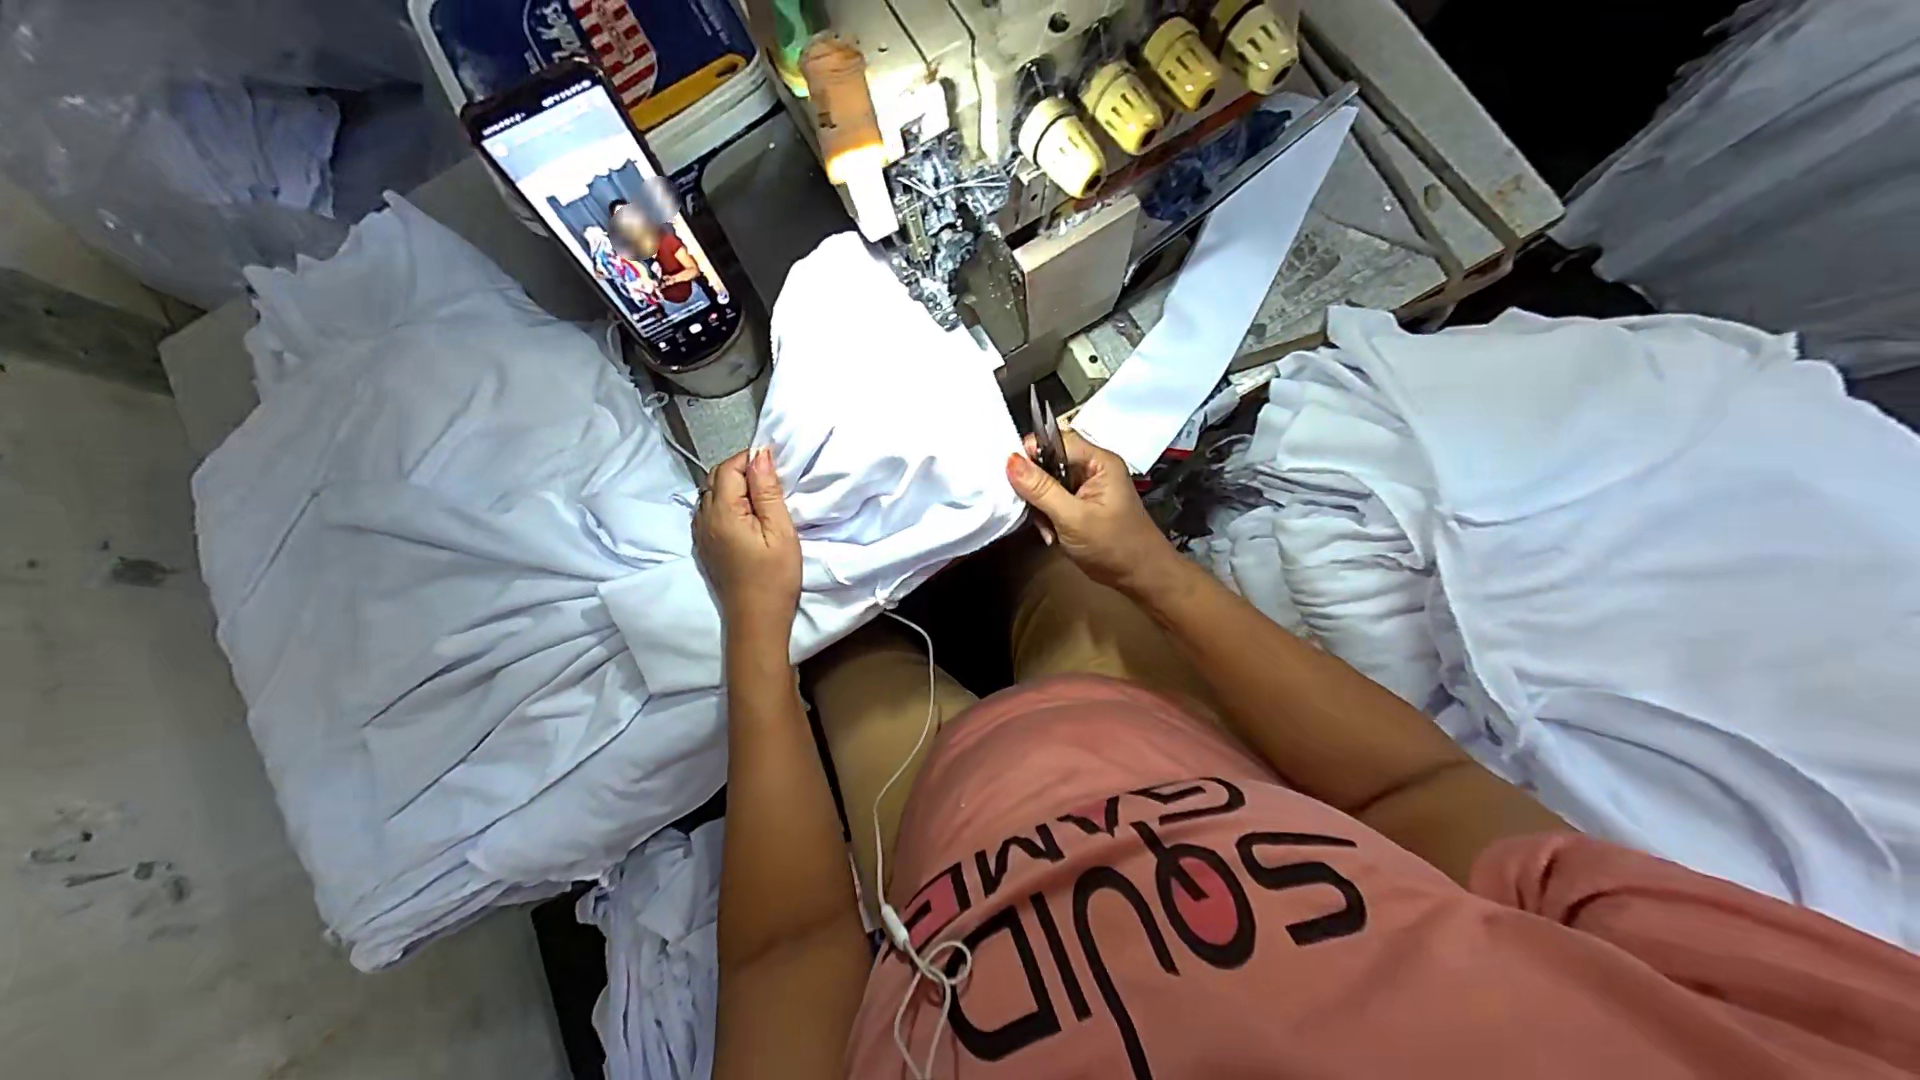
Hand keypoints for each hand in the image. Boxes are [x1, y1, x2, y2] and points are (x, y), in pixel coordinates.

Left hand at [696, 447, 801, 636]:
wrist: (757, 619)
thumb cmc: (775, 576)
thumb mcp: (780, 531)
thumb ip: (768, 491)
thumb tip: (760, 456)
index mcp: (722, 513)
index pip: (729, 468)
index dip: (751, 460)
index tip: (776, 468)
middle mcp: (704, 518)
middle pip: (716, 477)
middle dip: (742, 471)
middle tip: (773, 484)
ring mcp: (700, 533)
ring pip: (712, 493)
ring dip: (735, 488)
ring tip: (763, 501)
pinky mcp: (704, 545)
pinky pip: (711, 511)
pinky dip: (728, 504)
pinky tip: (748, 518)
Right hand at [1006, 429, 1179, 592]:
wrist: (1141, 577)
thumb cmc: (1114, 546)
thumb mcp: (1073, 518)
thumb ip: (1041, 489)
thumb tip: (1010, 460)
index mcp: (1099, 461)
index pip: (1057, 440)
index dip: (1032, 452)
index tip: (1010, 473)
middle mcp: (1092, 468)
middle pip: (1049, 462)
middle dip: (1035, 486)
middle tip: (1032, 510)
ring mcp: (1086, 487)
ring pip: (1047, 483)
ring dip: (1040, 506)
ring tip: (1048, 529)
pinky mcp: (1081, 505)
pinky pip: (1053, 500)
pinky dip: (1047, 516)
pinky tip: (1052, 534)